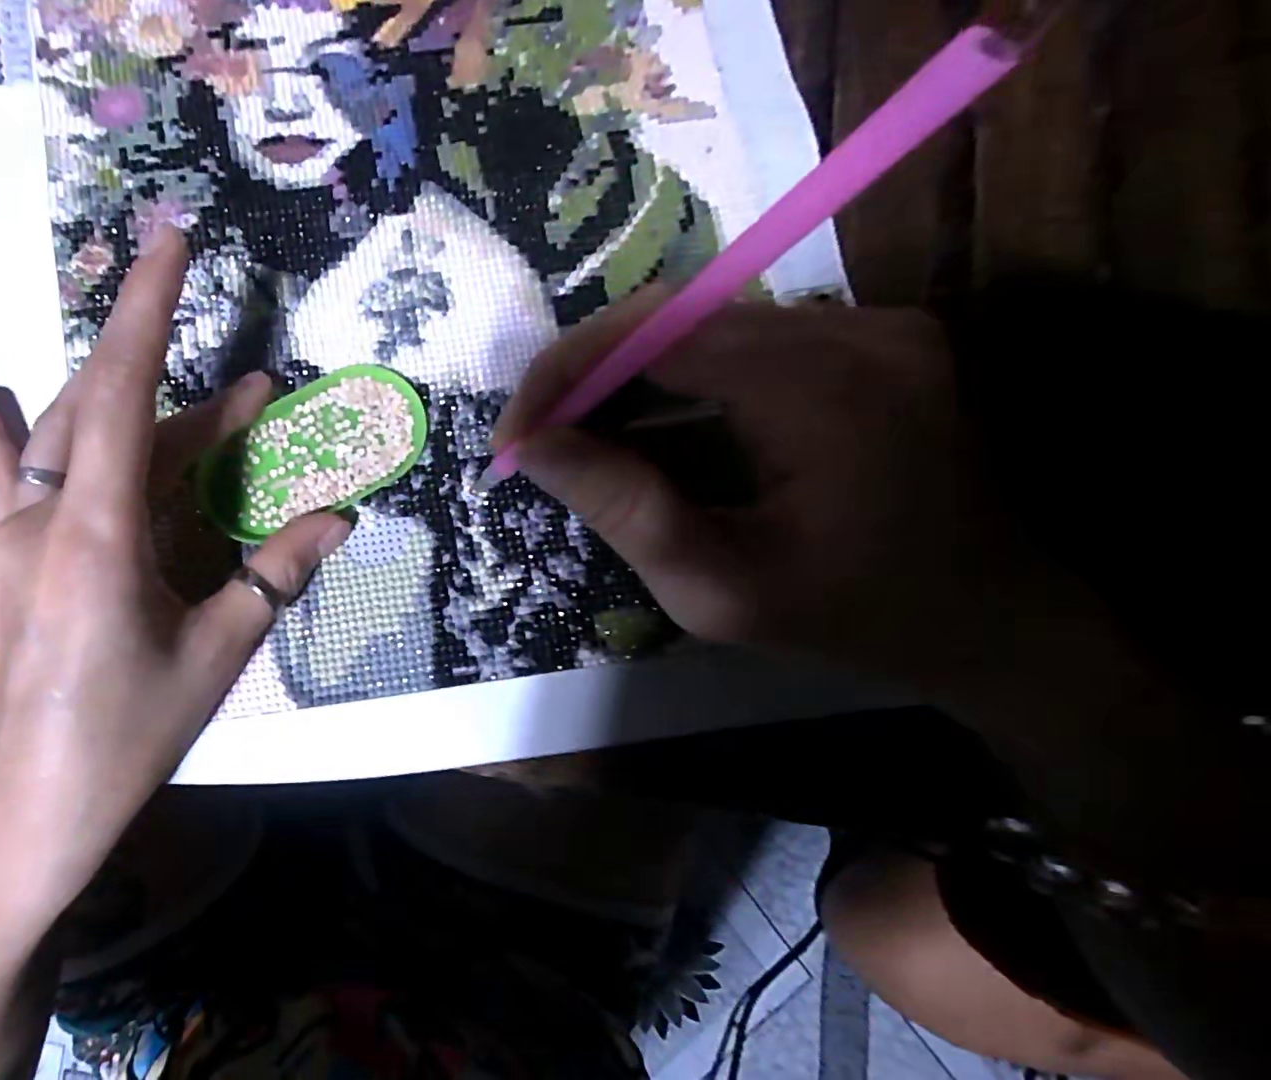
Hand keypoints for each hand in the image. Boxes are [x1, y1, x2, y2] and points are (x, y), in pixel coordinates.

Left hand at [0, 227, 349, 921]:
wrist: (31, 815)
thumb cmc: (129, 739)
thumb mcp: (215, 655)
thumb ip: (274, 576)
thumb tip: (341, 515)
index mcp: (95, 535)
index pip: (125, 392)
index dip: (149, 308)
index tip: (170, 239)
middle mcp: (43, 520)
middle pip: (107, 413)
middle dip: (180, 385)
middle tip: (258, 394)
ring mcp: (14, 541)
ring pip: (69, 443)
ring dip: (134, 414)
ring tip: (214, 415)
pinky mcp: (5, 566)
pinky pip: (10, 483)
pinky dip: (4, 435)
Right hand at [494, 290, 1050, 687]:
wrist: (989, 621)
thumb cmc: (848, 619)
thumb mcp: (715, 589)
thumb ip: (622, 509)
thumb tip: (527, 446)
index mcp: (824, 389)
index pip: (657, 333)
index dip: (566, 371)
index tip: (513, 436)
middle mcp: (850, 330)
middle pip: (671, 317)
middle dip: (580, 375)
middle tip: (531, 441)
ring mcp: (861, 327)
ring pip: (692, 326)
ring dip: (616, 378)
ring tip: (571, 441)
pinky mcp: (856, 341)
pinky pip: (728, 343)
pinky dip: (663, 382)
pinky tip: (636, 430)